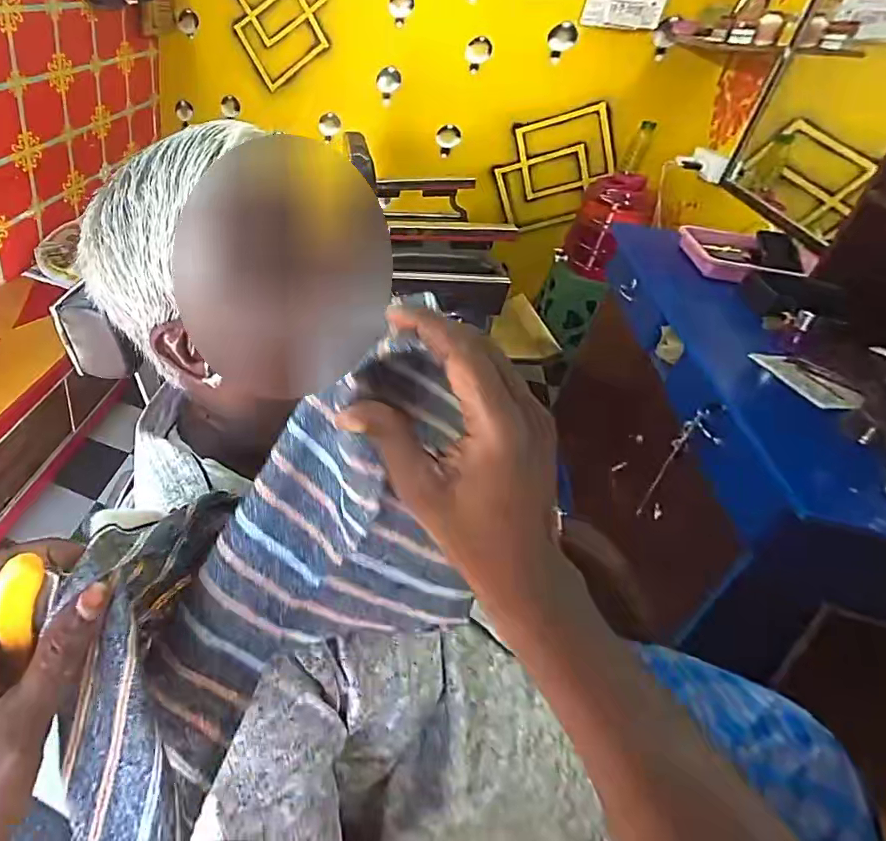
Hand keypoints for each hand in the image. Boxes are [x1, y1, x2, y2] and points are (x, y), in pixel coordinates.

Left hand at [0, 541, 109, 840]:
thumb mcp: (16, 729)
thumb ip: (57, 658)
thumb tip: (96, 592)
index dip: (48, 560)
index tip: (97, 566)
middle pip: (13, 596)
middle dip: (61, 595)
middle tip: (108, 602)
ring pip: (23, 624)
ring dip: (60, 626)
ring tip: (104, 627)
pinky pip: (24, 654)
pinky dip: (53, 654)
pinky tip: (82, 659)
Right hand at [336, 306, 562, 586]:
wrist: (527, 570)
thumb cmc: (470, 535)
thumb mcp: (421, 489)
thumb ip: (389, 437)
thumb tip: (347, 406)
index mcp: (500, 425)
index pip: (465, 355)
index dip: (428, 327)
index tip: (393, 315)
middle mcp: (527, 410)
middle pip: (483, 347)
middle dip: (439, 326)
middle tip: (397, 322)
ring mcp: (537, 414)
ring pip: (495, 356)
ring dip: (455, 340)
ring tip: (413, 336)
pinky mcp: (536, 421)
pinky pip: (501, 373)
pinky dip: (469, 358)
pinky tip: (442, 362)